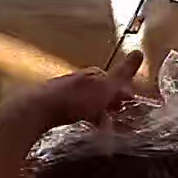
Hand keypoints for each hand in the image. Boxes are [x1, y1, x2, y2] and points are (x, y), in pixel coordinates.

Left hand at [3, 50, 144, 132]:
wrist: (36, 110)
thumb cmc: (75, 100)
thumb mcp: (104, 88)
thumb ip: (122, 74)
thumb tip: (140, 52)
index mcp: (93, 74)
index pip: (114, 80)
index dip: (123, 93)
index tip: (131, 106)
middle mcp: (79, 79)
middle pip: (100, 90)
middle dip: (110, 103)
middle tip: (120, 118)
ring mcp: (65, 91)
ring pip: (87, 101)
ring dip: (97, 112)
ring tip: (103, 126)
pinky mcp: (53, 104)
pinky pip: (75, 110)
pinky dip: (83, 117)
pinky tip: (83, 125)